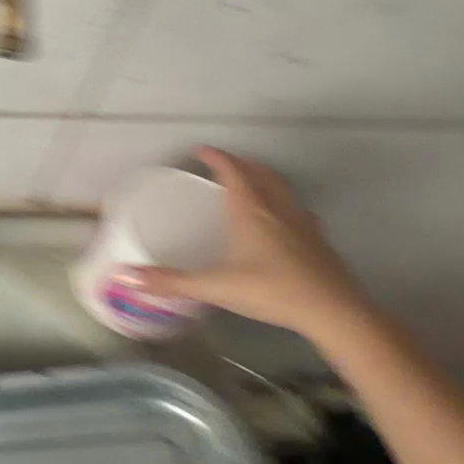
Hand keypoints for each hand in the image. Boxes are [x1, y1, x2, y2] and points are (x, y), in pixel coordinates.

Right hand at [134, 147, 372, 341]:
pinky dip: (286, 205)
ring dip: (267, 180)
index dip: (217, 158)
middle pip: (263, 175)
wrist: (335, 313)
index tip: (201, 150)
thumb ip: (173, 281)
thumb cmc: (272, 291)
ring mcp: (304, 225)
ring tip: (254, 183)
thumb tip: (129, 275)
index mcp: (251, 213)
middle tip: (227, 163)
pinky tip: (284, 221)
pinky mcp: (320, 243)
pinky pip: (299, 212)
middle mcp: (278, 211)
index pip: (234, 173)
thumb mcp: (216, 287)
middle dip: (243, 164)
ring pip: (284, 190)